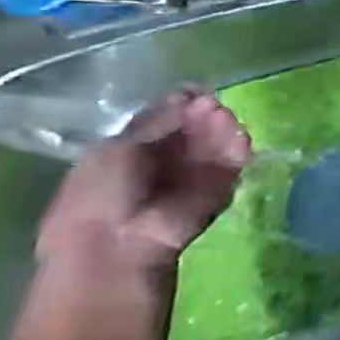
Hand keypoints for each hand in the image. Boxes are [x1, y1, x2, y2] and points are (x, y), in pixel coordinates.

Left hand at [36, 89, 251, 275]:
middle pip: (194, 127)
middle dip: (204, 113)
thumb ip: (157, 120)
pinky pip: (233, 164)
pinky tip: (240, 138)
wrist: (117, 248)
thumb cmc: (99, 196)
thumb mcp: (115, 149)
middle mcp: (164, 160)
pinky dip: (238, 150)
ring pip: (216, 143)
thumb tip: (188, 93)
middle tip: (211, 105)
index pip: (165, 118)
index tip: (194, 91)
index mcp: (130, 149)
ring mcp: (193, 176)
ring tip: (224, 118)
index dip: (180, 102)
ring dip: (222, 128)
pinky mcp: (219, 190)